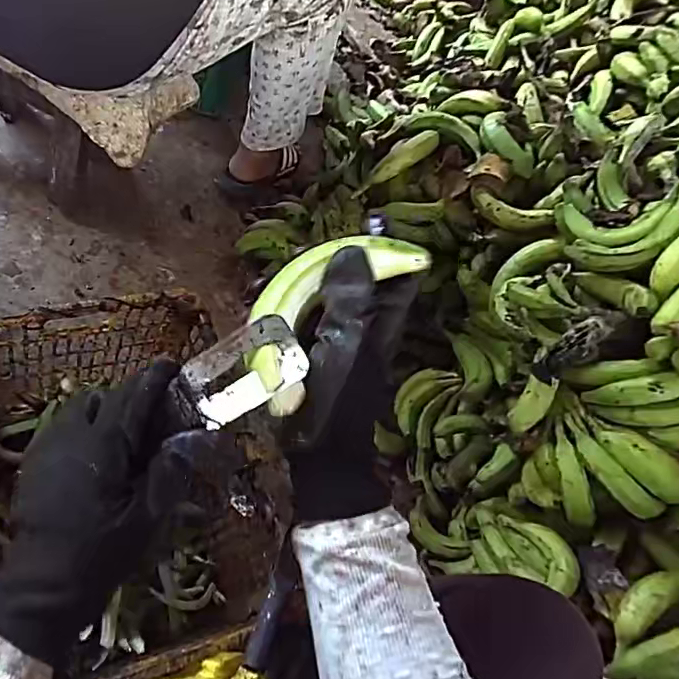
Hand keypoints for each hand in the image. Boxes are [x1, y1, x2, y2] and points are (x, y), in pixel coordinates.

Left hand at [0, 362, 213, 663]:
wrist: (40, 587)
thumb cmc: (100, 555)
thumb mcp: (146, 519)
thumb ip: (169, 473)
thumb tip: (191, 439)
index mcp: (101, 447)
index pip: (132, 397)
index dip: (154, 378)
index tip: (171, 364)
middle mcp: (69, 437)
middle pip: (103, 397)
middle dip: (128, 398)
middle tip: (152, 419)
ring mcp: (45, 448)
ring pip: (77, 410)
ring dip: (103, 413)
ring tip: (124, 439)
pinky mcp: (32, 464)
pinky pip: (61, 429)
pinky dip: (83, 430)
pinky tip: (96, 460)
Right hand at [285, 246, 418, 523]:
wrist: (318, 453)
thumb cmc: (335, 398)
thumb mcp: (345, 343)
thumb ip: (350, 297)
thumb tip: (351, 250)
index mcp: (382, 324)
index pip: (400, 277)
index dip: (391, 249)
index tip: (372, 224)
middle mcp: (367, 330)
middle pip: (364, 284)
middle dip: (343, 265)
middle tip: (320, 251)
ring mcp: (342, 345)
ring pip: (334, 301)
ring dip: (315, 287)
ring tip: (289, 280)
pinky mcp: (319, 358)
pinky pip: (312, 323)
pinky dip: (298, 312)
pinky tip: (278, 311)